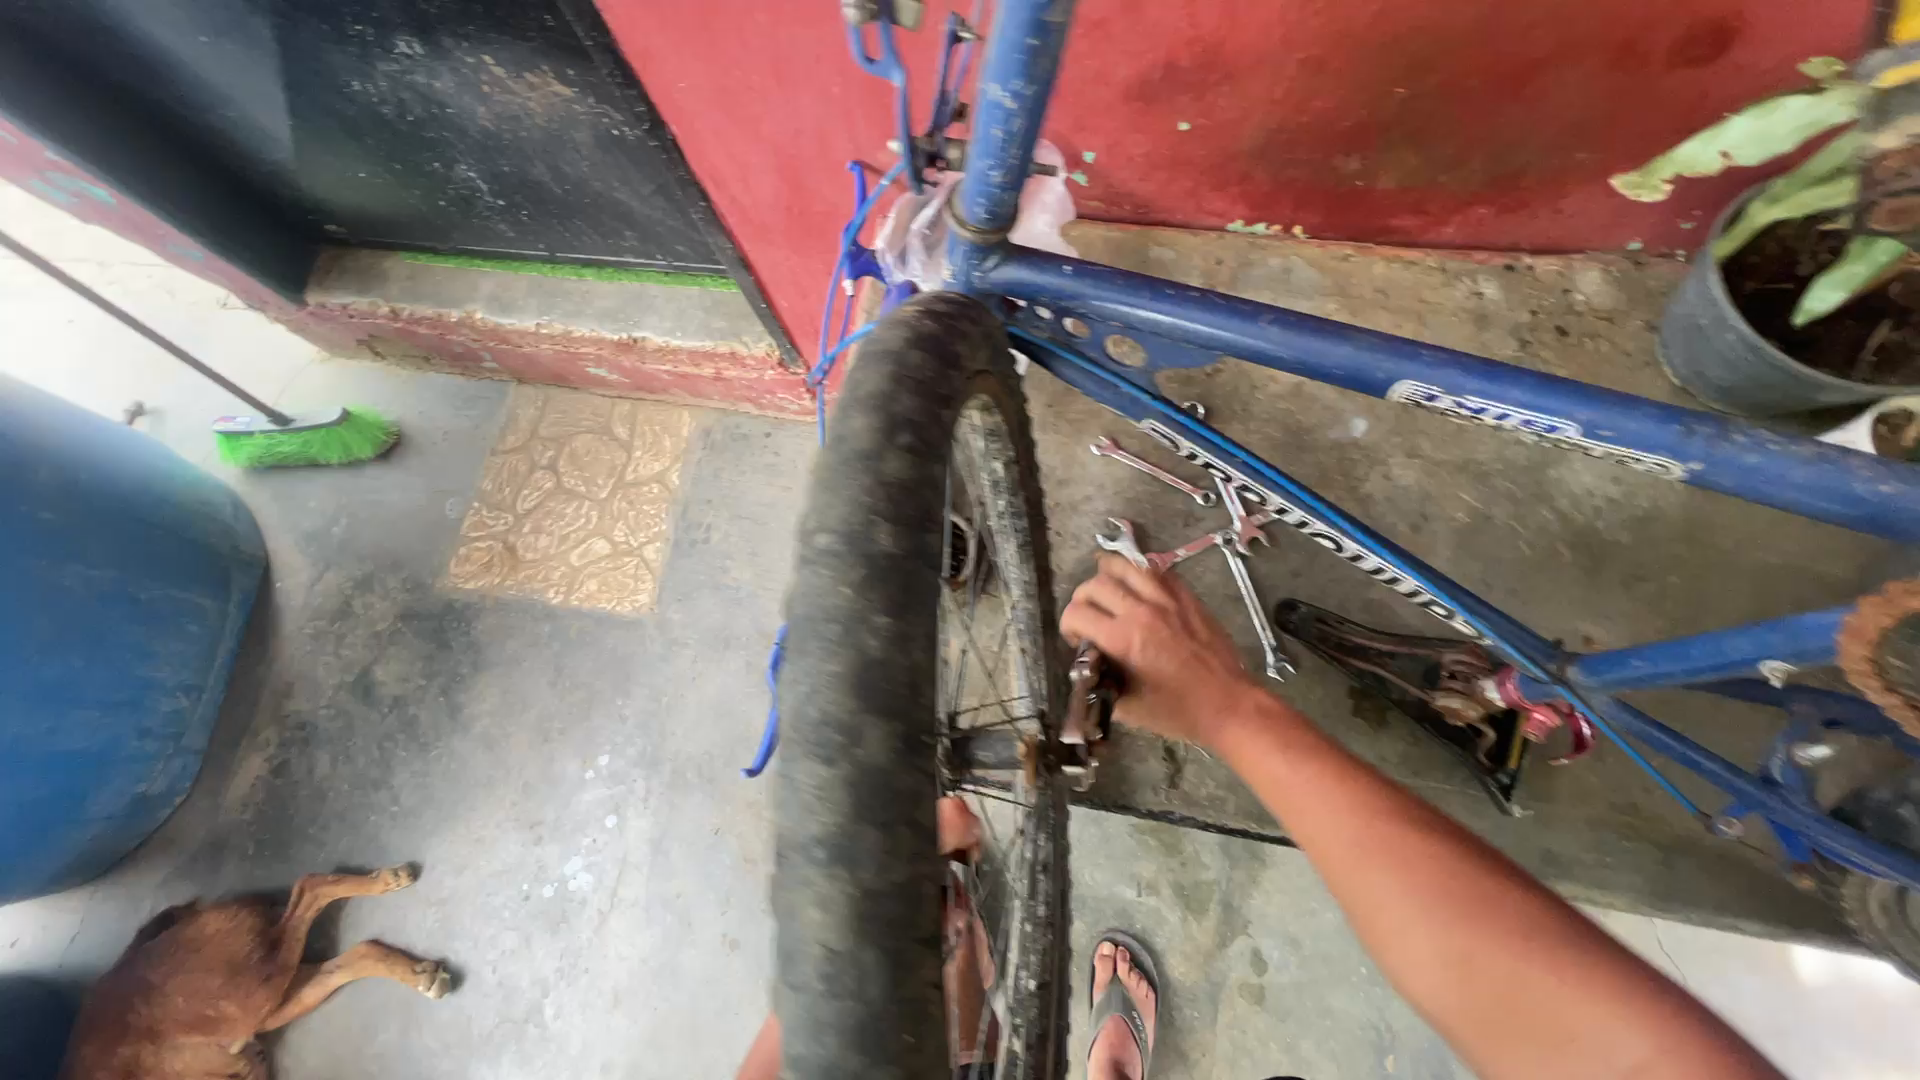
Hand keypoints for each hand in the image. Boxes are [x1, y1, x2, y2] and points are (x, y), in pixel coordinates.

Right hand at [1059, 554, 1265, 746]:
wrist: (1228, 703)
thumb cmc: (1178, 711)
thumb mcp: (1128, 708)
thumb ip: (1100, 683)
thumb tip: (1087, 667)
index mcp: (1123, 640)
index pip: (1076, 613)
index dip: (1068, 625)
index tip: (1077, 639)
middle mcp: (1141, 611)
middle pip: (1095, 585)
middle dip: (1081, 600)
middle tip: (1089, 617)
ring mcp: (1166, 599)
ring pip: (1125, 566)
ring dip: (1107, 574)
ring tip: (1106, 587)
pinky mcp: (1186, 597)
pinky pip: (1156, 570)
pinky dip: (1139, 573)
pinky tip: (1137, 584)